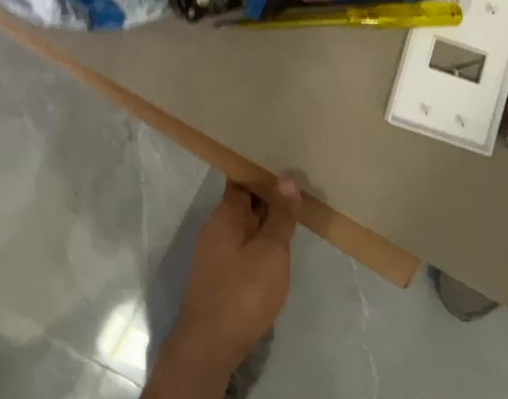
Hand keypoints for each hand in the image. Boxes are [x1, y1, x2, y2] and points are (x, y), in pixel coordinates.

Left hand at [172, 178, 300, 371]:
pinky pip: (239, 246)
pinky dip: (256, 242)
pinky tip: (273, 251)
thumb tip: (286, 178)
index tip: (283, 166)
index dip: (260, 173)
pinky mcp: (217, 273)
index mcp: (225, 214)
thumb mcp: (271, 251)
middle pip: (241, 202)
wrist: (211, 340)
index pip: (241, 180)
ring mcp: (213, 251)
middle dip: (265, 197)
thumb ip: (280, 216)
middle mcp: (214, 226)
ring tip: (290, 218)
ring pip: (241, 226)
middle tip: (296, 191)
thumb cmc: (244, 291)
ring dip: (262, 222)